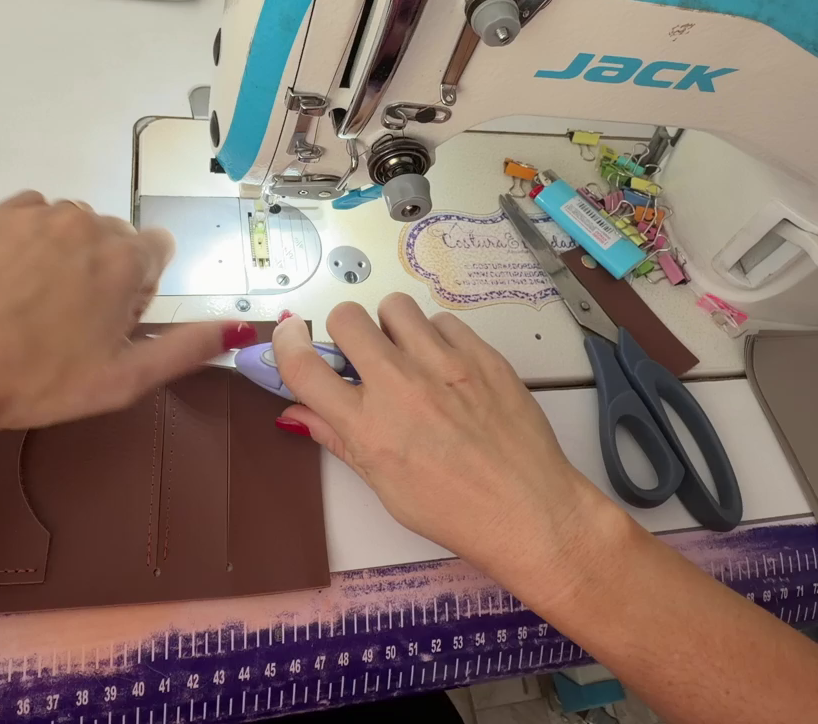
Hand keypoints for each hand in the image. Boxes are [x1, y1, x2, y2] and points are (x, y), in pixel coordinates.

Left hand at [0, 192, 257, 472]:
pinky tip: (7, 279)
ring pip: (73, 225)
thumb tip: (241, 328)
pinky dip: (29, 238)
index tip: (109, 321)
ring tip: (33, 302)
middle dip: (105, 270)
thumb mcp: (124, 379)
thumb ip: (188, 349)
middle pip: (115, 238)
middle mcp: (89, 222)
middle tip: (68, 321)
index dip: (139, 288)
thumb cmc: (38, 381)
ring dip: (67, 252)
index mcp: (126, 258)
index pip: (157, 251)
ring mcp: (38, 214)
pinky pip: (31, 215)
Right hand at [273, 295, 617, 598]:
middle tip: (364, 354)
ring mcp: (443, 364)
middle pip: (346, 318)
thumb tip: (296, 413)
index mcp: (367, 426)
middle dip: (345, 331)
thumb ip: (338, 438)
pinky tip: (449, 366)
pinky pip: (442, 320)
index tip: (289, 334)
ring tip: (410, 354)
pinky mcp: (480, 353)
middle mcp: (399, 386)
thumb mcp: (384, 485)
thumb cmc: (454, 511)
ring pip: (394, 306)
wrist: (531, 511)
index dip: (286, 343)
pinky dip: (437, 337)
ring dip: (392, 327)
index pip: (303, 366)